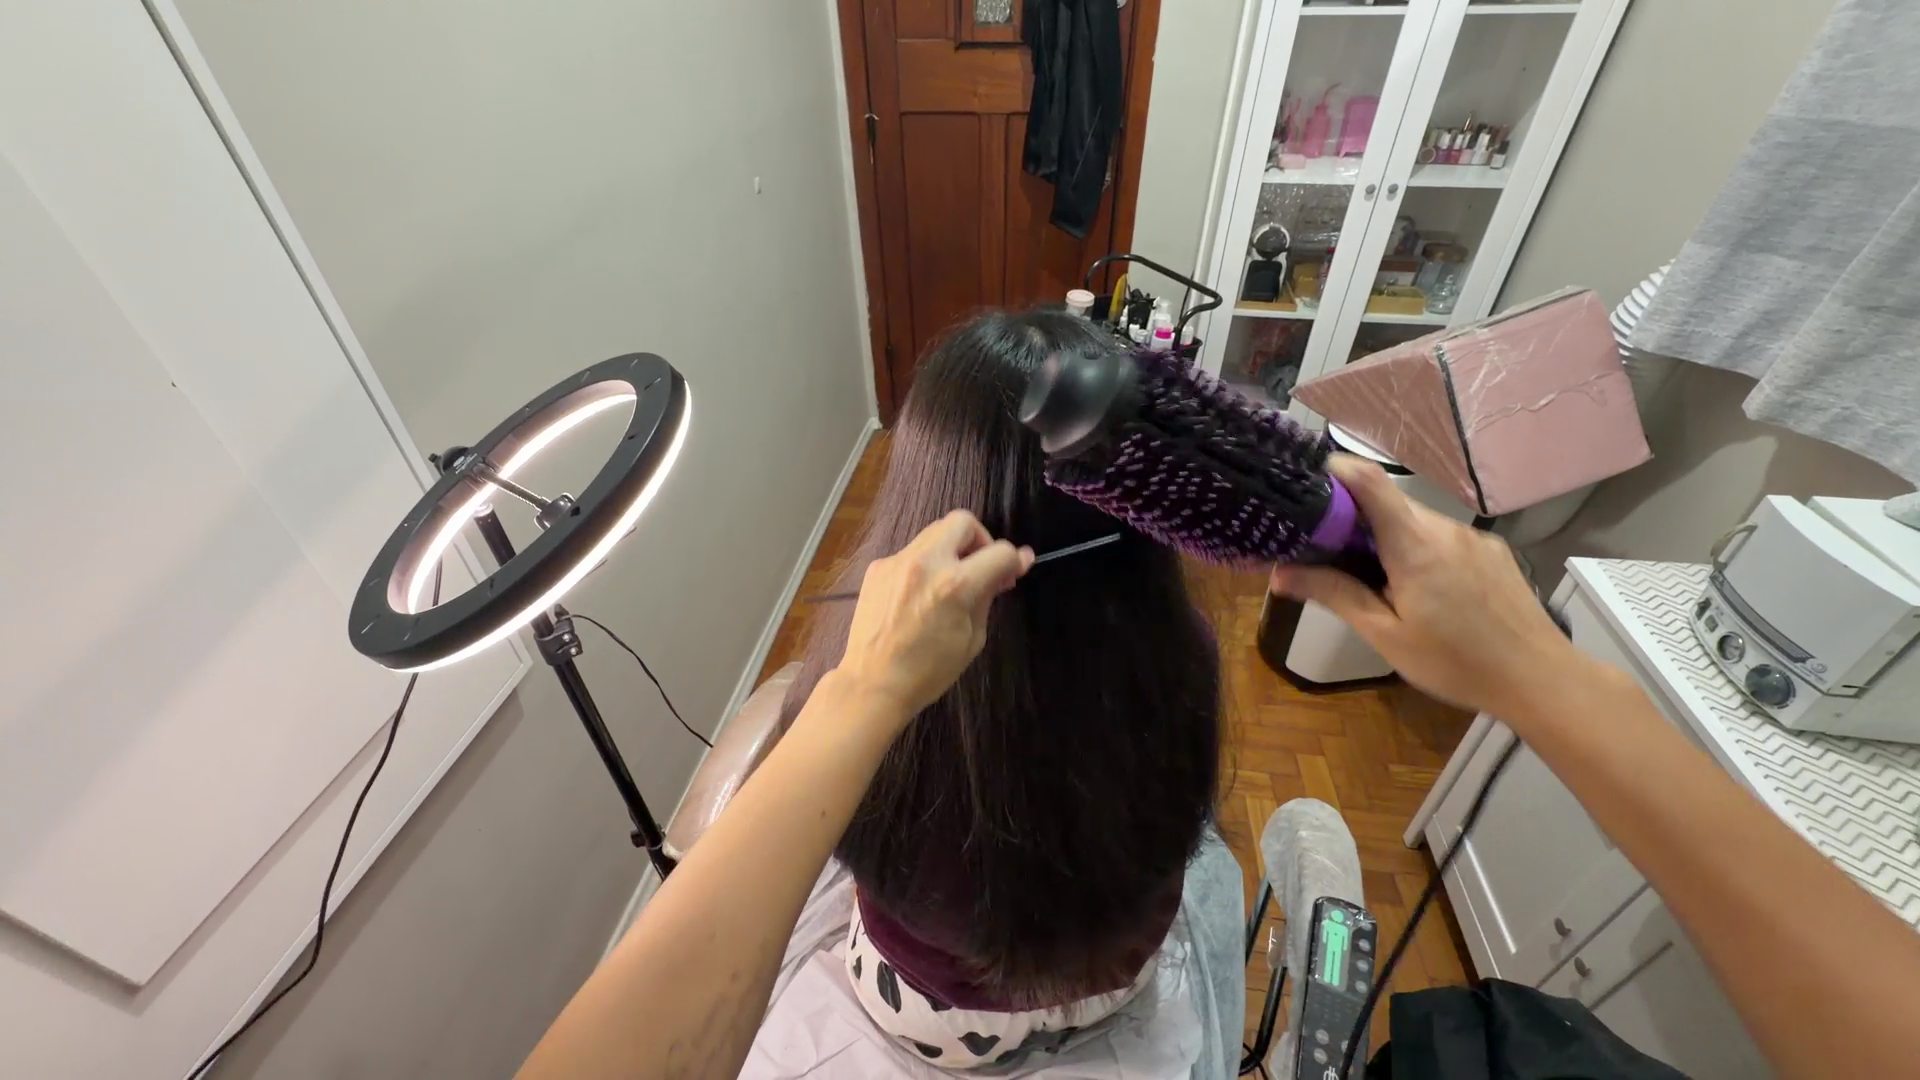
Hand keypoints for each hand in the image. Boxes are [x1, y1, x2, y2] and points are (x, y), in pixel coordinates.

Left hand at [834, 510, 1034, 722]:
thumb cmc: (928, 671)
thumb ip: (987, 597)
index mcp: (955, 585)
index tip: (1019, 567)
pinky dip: (926, 564)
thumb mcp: (972, 638)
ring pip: (935, 532)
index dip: (1016, 559)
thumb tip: (1004, 572)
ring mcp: (898, 561)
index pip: (1000, 551)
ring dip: (952, 548)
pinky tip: (922, 594)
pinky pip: (911, 553)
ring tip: (952, 580)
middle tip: (982, 566)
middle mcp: (926, 563)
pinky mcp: (878, 568)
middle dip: (981, 540)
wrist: (873, 684)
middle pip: (963, 521)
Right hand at [1270, 455, 1581, 716]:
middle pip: (1386, 503)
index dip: (1334, 470)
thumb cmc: (1455, 662)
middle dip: (1349, 518)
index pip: (1369, 482)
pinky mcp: (1490, 551)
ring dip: (1382, 537)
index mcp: (1414, 545)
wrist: (1541, 680)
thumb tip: (1279, 574)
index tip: (1302, 483)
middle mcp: (1444, 529)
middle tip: (1321, 549)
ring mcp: (1472, 538)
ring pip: (1412, 521)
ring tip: (1367, 576)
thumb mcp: (1385, 634)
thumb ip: (1333, 594)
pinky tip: (1415, 588)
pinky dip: (1414, 548)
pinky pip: (1439, 536)